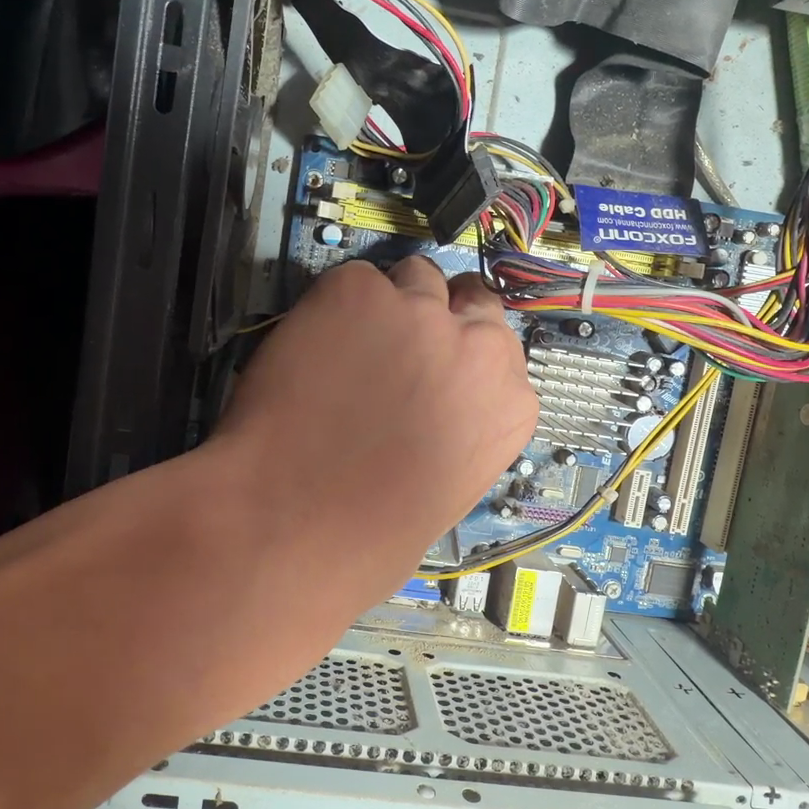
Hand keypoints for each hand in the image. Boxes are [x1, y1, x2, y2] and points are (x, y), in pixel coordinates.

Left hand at [211, 257, 537, 605]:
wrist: (297, 519)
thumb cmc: (371, 531)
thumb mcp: (451, 480)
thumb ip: (459, 419)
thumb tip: (433, 395)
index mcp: (511, 404)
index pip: (498, 344)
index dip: (461, 348)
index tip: (434, 361)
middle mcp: (478, 347)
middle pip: (469, 297)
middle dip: (438, 312)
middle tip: (396, 339)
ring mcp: (418, 311)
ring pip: (412, 277)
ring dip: (387, 303)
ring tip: (347, 344)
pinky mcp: (357, 291)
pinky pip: (351, 280)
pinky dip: (332, 305)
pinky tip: (310, 348)